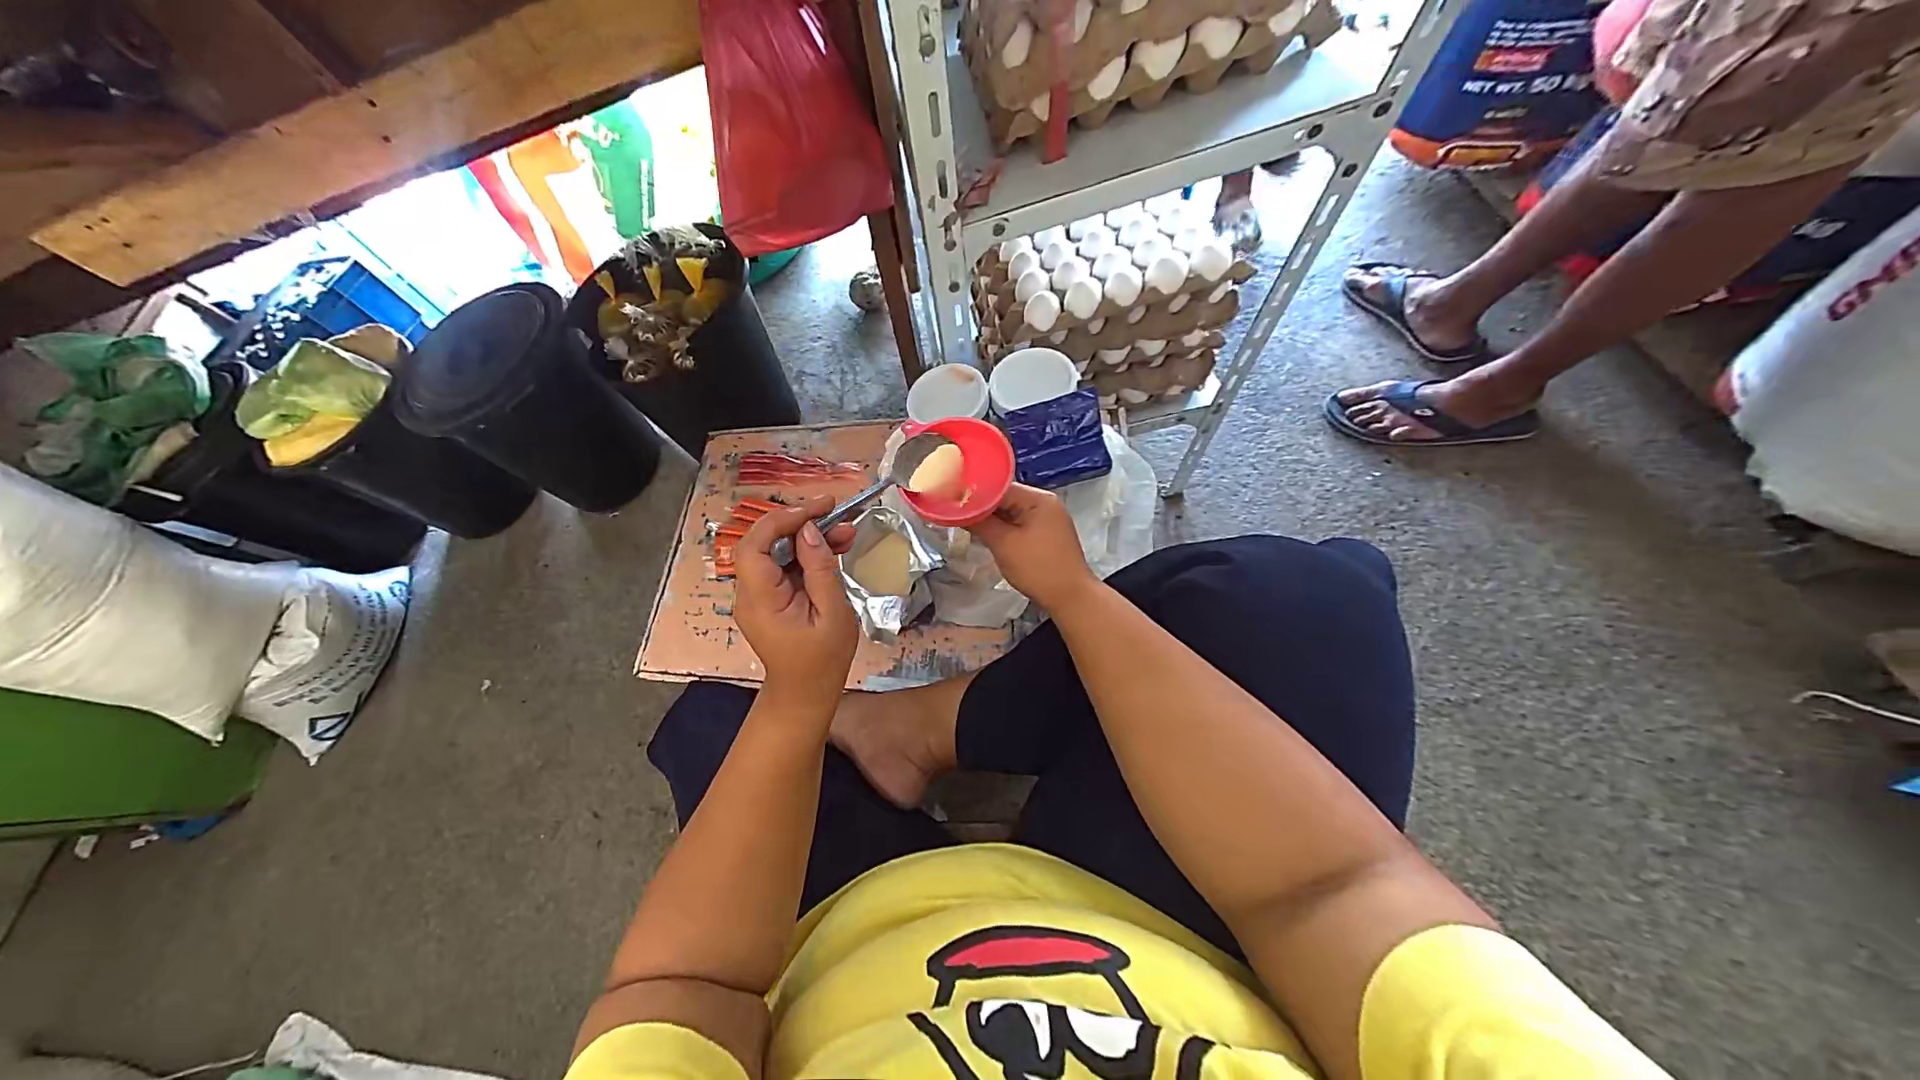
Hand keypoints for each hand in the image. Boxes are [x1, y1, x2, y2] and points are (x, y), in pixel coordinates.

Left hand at [733, 495, 858, 701]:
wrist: (806, 693)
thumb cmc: (823, 660)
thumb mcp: (833, 614)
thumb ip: (821, 570)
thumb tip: (810, 530)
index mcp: (759, 599)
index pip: (754, 545)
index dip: (782, 520)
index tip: (818, 509)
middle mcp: (750, 592)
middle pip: (765, 542)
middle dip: (800, 523)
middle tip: (838, 515)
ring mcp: (758, 594)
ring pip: (777, 551)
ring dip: (808, 537)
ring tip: (846, 532)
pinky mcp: (770, 596)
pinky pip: (785, 565)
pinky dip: (808, 554)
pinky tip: (836, 547)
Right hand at [965, 483, 1099, 613]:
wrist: (1071, 598)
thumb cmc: (1037, 568)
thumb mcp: (1004, 544)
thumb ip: (980, 523)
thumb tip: (958, 510)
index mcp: (1038, 499)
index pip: (1000, 488)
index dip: (974, 494)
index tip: (952, 501)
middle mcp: (1045, 504)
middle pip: (1006, 499)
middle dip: (982, 508)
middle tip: (955, 514)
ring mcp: (1048, 520)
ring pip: (1012, 513)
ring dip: (992, 520)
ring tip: (966, 525)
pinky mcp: (1047, 535)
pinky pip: (1020, 525)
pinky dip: (1004, 530)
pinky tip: (987, 537)